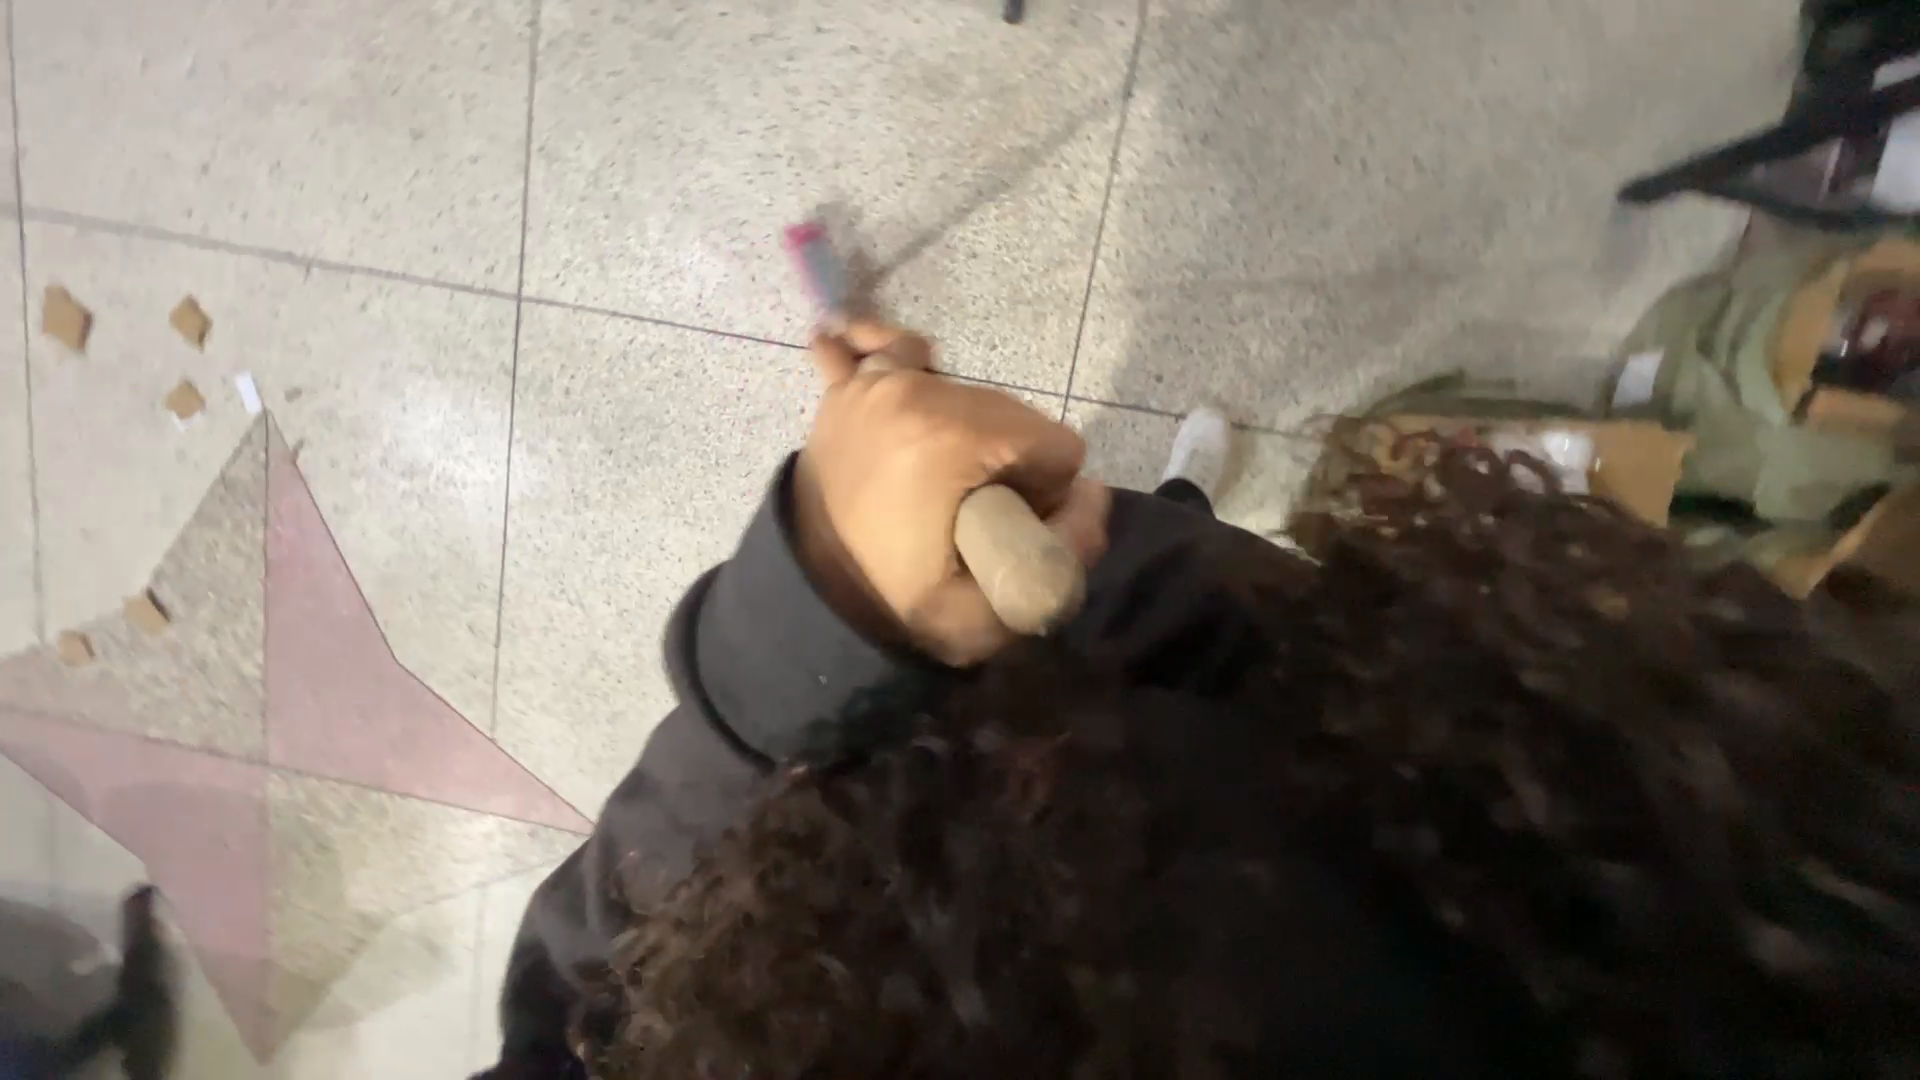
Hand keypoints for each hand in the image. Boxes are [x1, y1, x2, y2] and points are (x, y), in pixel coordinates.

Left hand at [793, 319, 1109, 665]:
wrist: (815, 598)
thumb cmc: (899, 604)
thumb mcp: (990, 616)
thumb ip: (1066, 556)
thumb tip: (1094, 495)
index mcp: (955, 439)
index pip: (1056, 446)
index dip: (1051, 493)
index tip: (1017, 523)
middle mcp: (916, 393)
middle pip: (1015, 414)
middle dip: (1014, 460)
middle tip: (977, 508)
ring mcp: (875, 385)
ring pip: (965, 387)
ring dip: (969, 423)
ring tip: (943, 472)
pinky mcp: (847, 391)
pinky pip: (875, 344)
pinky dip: (896, 358)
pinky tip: (906, 380)